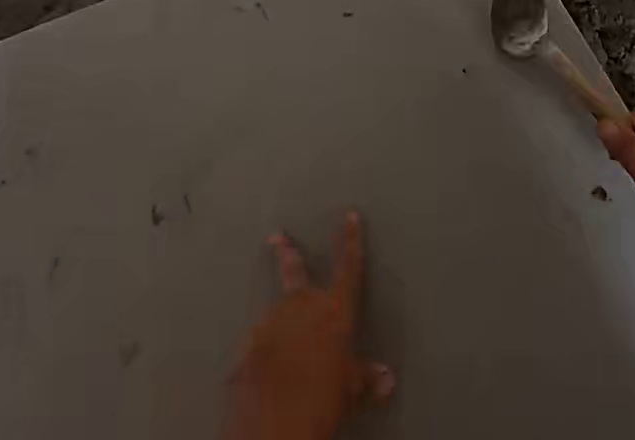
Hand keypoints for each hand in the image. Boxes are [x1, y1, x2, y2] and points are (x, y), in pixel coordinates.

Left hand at [224, 212, 394, 439]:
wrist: (272, 434)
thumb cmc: (323, 404)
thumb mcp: (351, 391)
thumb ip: (366, 378)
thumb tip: (388, 380)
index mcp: (335, 311)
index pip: (349, 266)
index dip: (351, 239)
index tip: (350, 216)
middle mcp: (302, 308)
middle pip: (296, 272)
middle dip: (288, 253)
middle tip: (276, 235)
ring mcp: (270, 327)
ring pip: (275, 310)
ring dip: (278, 314)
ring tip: (279, 328)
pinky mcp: (246, 351)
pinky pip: (258, 343)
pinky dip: (263, 348)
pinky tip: (264, 366)